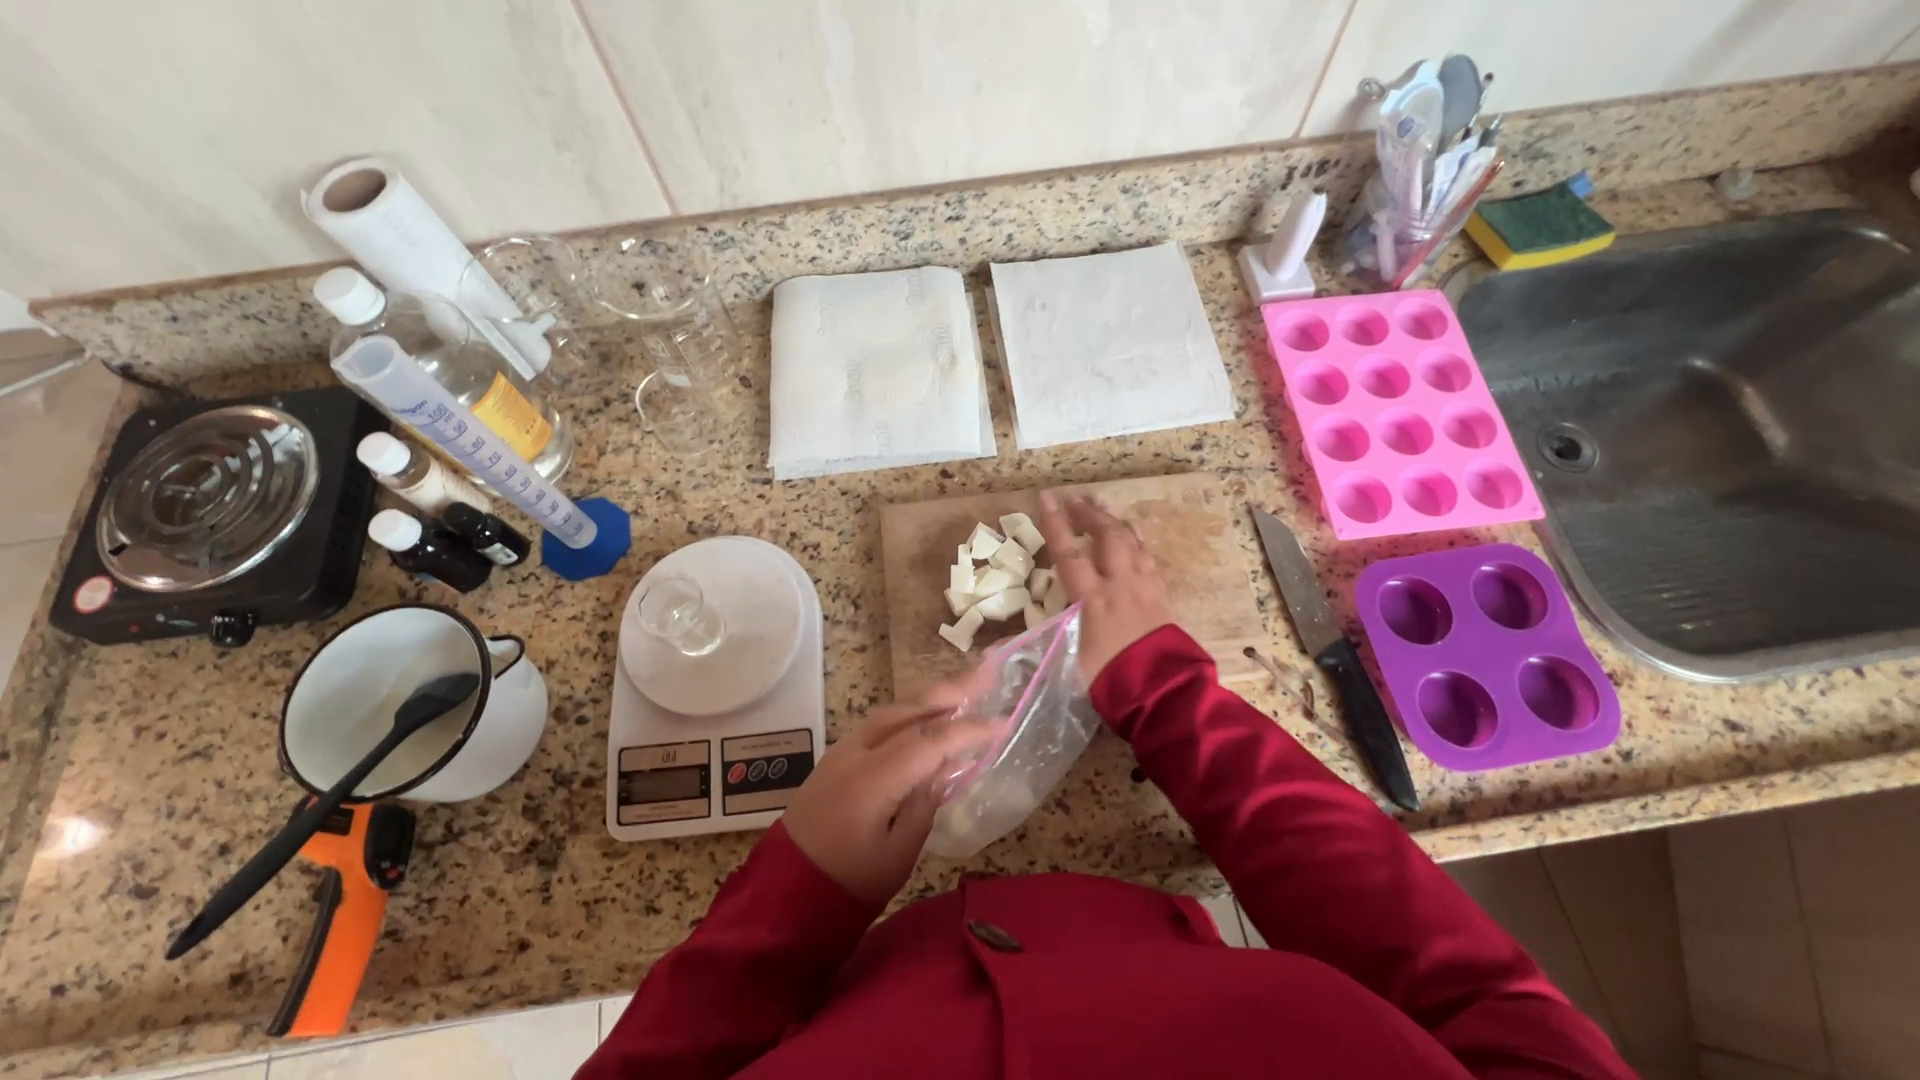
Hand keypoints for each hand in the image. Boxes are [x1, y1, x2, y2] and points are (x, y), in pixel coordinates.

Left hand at [781, 702, 996, 904]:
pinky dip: (908, 714)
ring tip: (963, 692)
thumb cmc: (849, 882)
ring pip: (891, 712)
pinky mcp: (836, 758)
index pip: (929, 742)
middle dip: (949, 693)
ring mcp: (841, 752)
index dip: (968, 730)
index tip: (1001, 723)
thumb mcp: (898, 854)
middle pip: (907, 712)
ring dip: (928, 700)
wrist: (788, 890)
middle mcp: (854, 754)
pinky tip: (927, 719)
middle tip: (986, 677)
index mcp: (872, 780)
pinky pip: (878, 724)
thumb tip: (947, 766)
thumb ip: (925, 803)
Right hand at [1037, 490, 1175, 683]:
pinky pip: (1148, 558)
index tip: (1046, 498)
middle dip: (1089, 514)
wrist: (1164, 693)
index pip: (1070, 552)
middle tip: (1074, 498)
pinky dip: (1138, 540)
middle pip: (1106, 537)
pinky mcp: (1162, 598)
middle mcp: (1120, 585)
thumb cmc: (1111, 681)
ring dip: (1114, 520)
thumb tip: (988, 654)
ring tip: (1103, 505)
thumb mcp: (1066, 668)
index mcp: (1093, 599)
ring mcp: (1144, 588)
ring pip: (1131, 542)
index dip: (1055, 524)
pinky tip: (1134, 533)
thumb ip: (1033, 653)